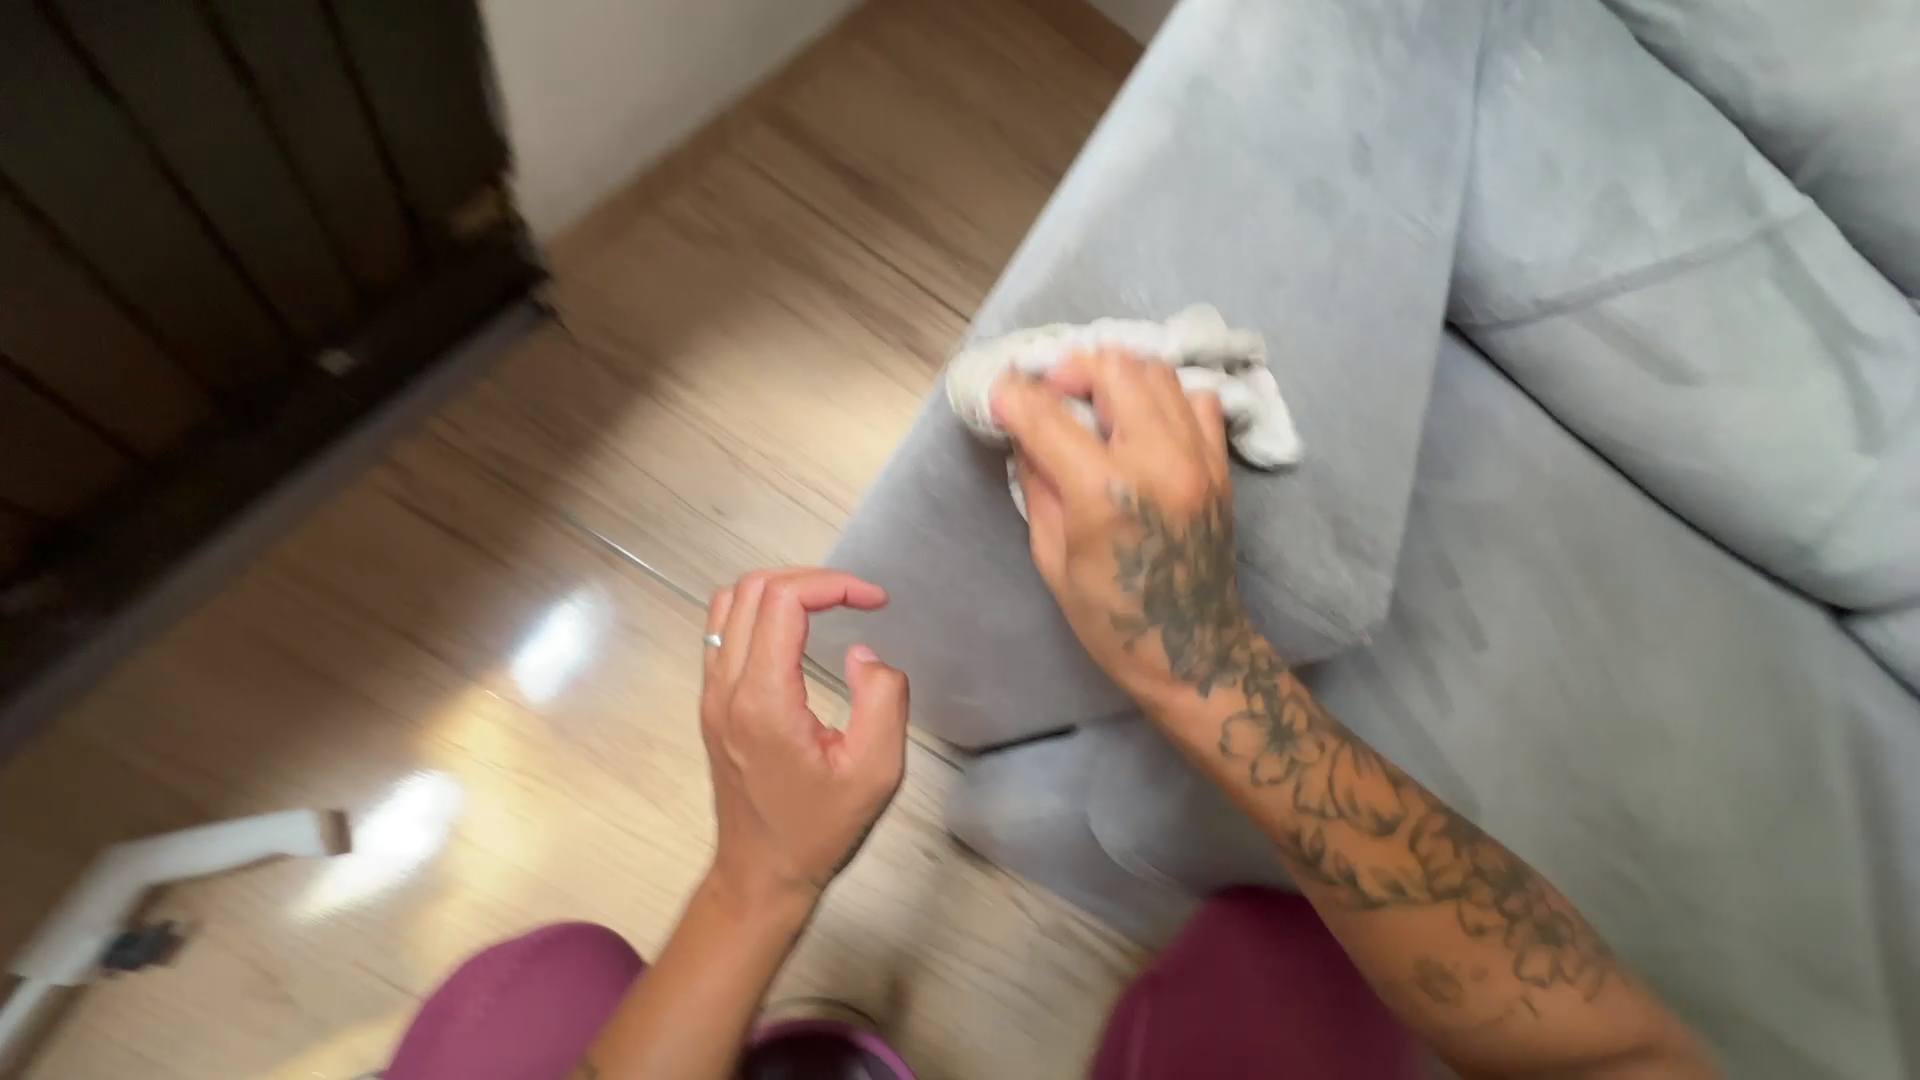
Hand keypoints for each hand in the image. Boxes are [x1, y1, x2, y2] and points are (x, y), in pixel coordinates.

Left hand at [700, 568, 908, 915]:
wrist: (761, 874)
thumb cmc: (819, 828)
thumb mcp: (876, 771)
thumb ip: (883, 699)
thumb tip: (863, 654)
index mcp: (763, 700)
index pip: (783, 599)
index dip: (834, 584)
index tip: (874, 600)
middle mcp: (726, 687)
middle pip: (753, 588)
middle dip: (811, 579)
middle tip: (855, 598)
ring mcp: (711, 693)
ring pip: (729, 602)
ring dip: (781, 589)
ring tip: (827, 604)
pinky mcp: (711, 702)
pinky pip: (724, 630)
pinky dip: (760, 610)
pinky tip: (795, 630)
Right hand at [991, 348, 1250, 702]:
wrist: (1190, 651)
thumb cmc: (1108, 618)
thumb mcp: (1051, 556)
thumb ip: (1037, 484)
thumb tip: (1025, 434)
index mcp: (1105, 493)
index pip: (1048, 417)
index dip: (1014, 396)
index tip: (998, 391)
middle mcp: (1158, 460)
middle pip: (1113, 370)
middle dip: (1070, 369)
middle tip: (1050, 393)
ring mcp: (1198, 457)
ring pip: (1156, 372)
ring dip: (1114, 375)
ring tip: (1092, 399)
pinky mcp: (1220, 464)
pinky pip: (1195, 398)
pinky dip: (1162, 395)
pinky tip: (1140, 419)